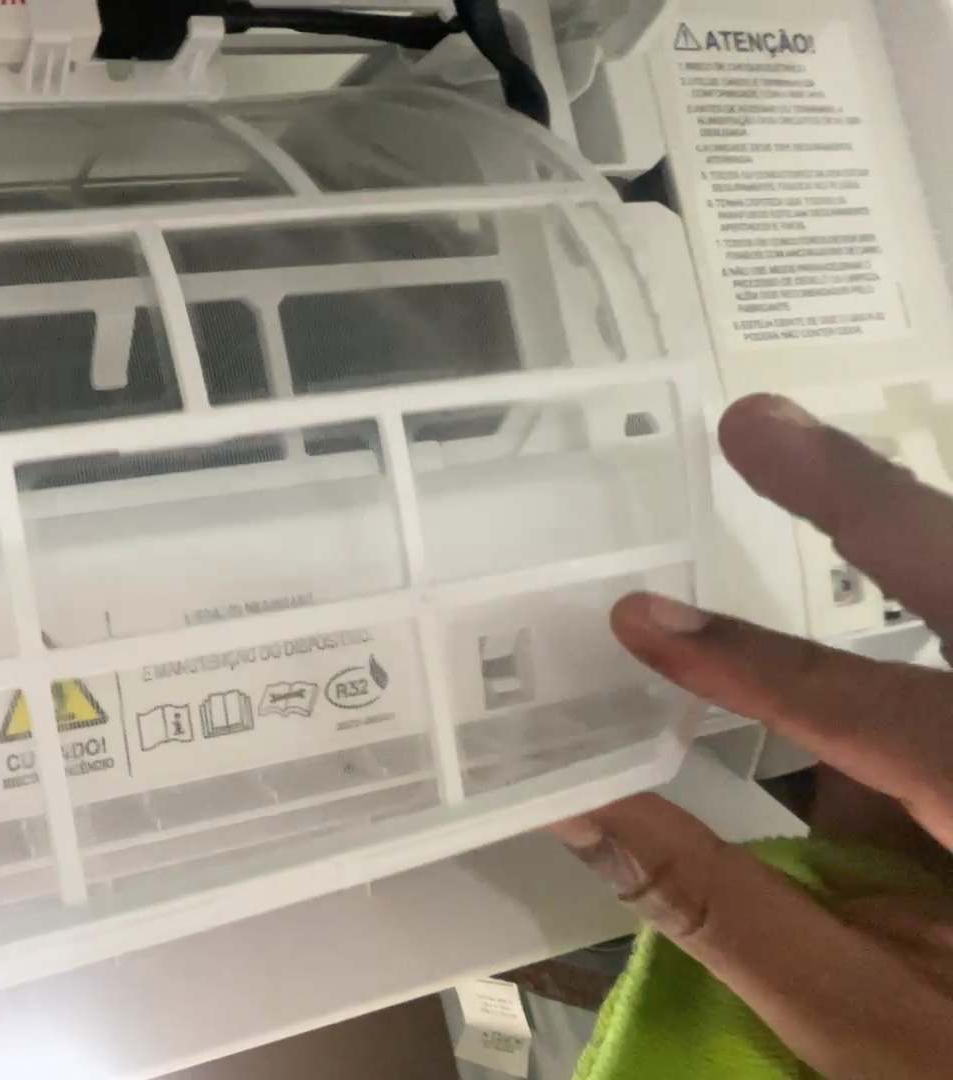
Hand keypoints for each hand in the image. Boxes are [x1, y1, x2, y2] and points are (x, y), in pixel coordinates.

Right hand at [551, 394, 952, 1075]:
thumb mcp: (870, 1029)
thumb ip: (719, 908)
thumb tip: (570, 805)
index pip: (898, 723)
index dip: (757, 668)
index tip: (636, 619)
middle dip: (873, 506)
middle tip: (756, 424)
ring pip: (950, 639)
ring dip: (884, 563)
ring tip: (770, 484)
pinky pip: (921, 705)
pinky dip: (862, 693)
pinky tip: (835, 763)